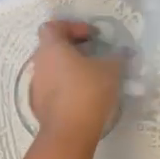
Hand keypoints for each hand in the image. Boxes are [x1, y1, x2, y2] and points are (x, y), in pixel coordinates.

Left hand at [29, 21, 124, 143]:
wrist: (69, 132)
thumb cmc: (88, 91)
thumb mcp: (111, 70)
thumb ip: (117, 57)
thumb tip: (123, 52)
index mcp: (51, 48)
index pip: (54, 26)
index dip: (73, 26)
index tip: (93, 36)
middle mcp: (39, 63)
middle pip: (53, 47)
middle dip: (74, 48)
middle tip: (95, 54)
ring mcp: (36, 84)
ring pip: (53, 67)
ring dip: (70, 67)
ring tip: (92, 75)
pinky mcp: (39, 104)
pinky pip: (53, 86)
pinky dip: (66, 84)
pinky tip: (84, 94)